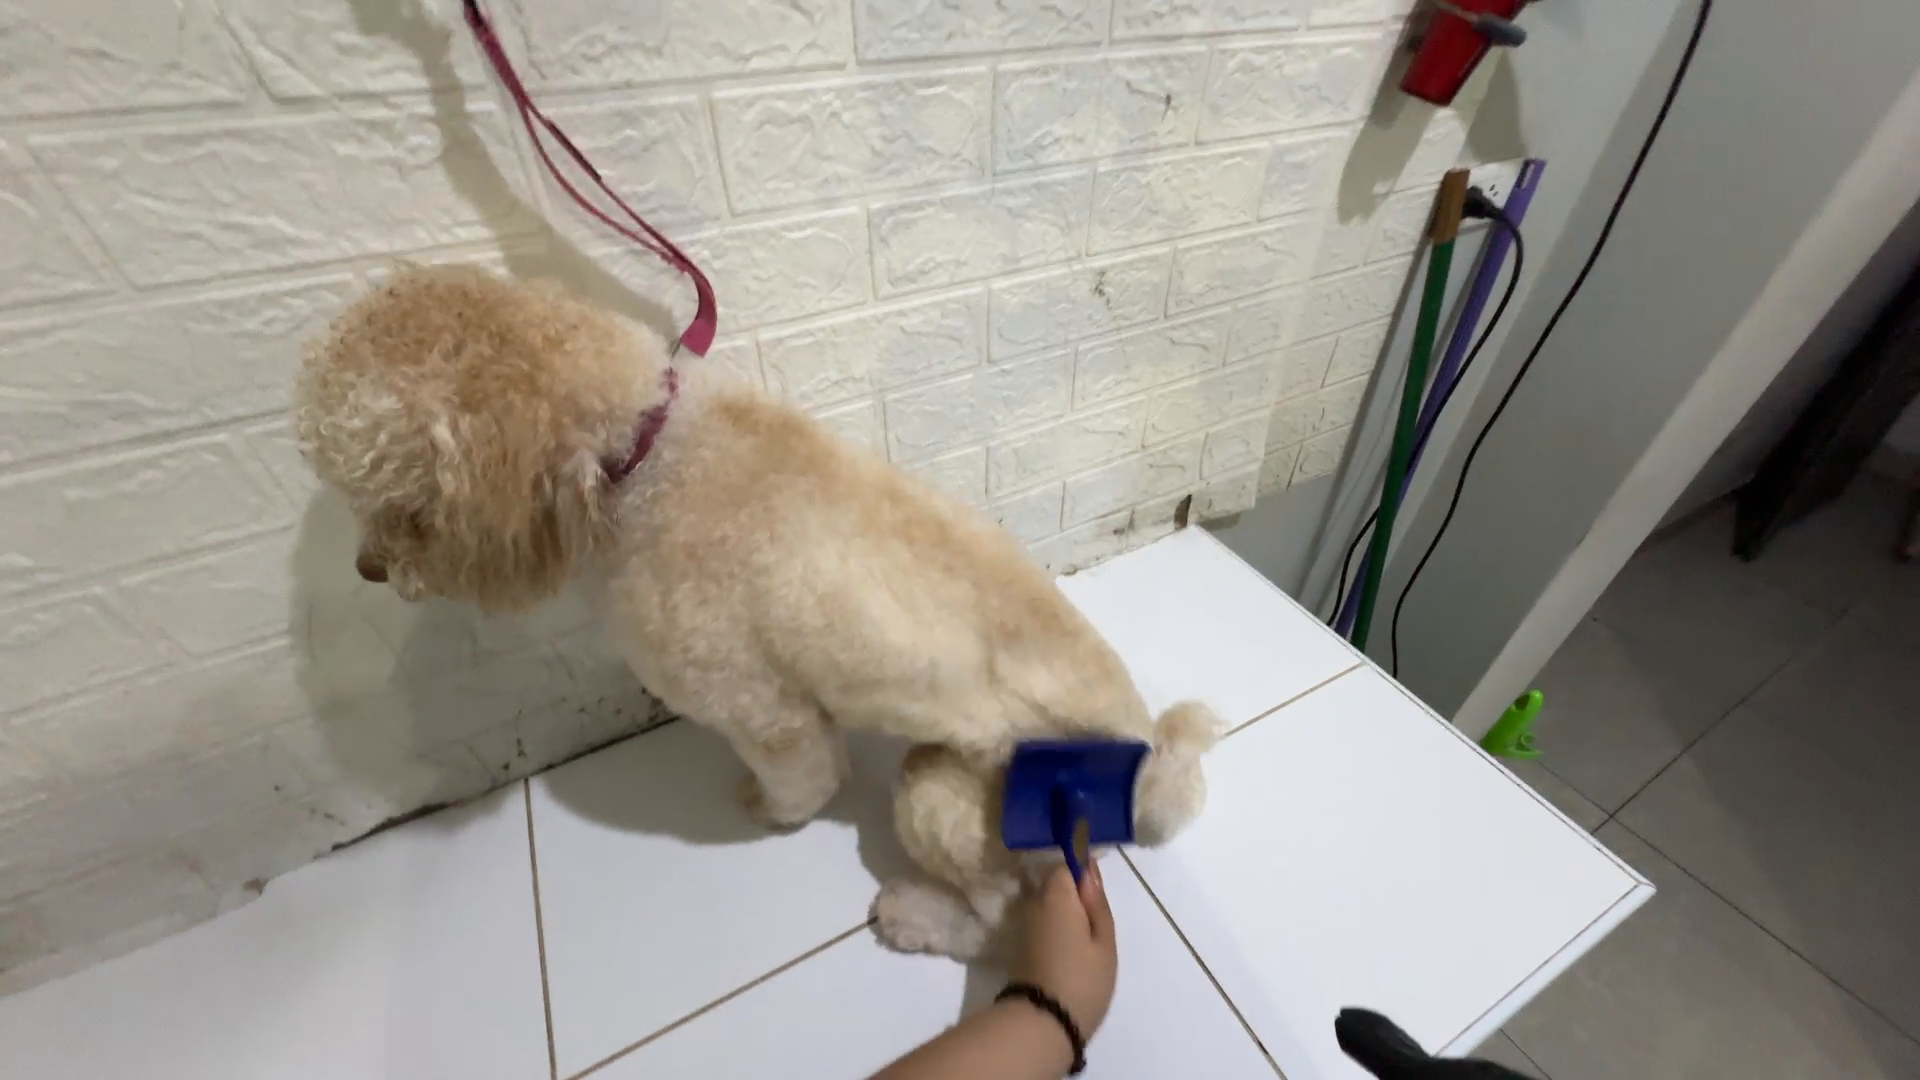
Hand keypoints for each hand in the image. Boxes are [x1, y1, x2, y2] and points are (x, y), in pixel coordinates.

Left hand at [1015, 862, 1117, 1038]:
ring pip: (1049, 904)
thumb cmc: (1082, 979)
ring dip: (1065, 914)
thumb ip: (1097, 900)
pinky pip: (1042, 922)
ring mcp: (1024, 921)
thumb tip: (1089, 866)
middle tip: (1096, 929)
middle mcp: (1034, 900)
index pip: (1067, 864)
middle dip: (1075, 896)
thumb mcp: (1104, 940)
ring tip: (1084, 946)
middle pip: (1056, 883)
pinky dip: (1055, 929)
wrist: (1042, 1022)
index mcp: (1056, 893)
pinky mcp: (1021, 942)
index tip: (1098, 899)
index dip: (1084, 874)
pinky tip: (1068, 953)